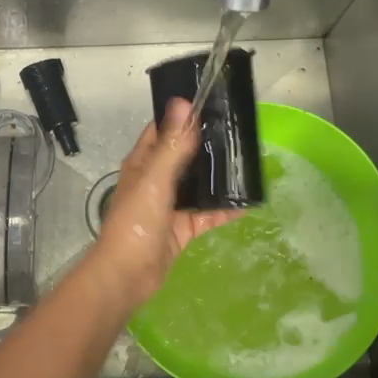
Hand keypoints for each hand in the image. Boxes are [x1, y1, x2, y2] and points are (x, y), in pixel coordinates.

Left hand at [83, 99, 242, 314]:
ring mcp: (170, 205)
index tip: (212, 103)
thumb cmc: (136, 222)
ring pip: (198, 185)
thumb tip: (183, 103)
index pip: (162, 131)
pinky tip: (249, 201)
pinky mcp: (182, 228)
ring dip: (218, 176)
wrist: (128, 274)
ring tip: (248, 161)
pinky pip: (207, 214)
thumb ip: (172, 144)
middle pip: (183, 156)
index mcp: (142, 164)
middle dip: (207, 145)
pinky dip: (225, 208)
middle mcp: (155, 180)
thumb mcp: (154, 178)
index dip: (183, 117)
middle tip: (239, 131)